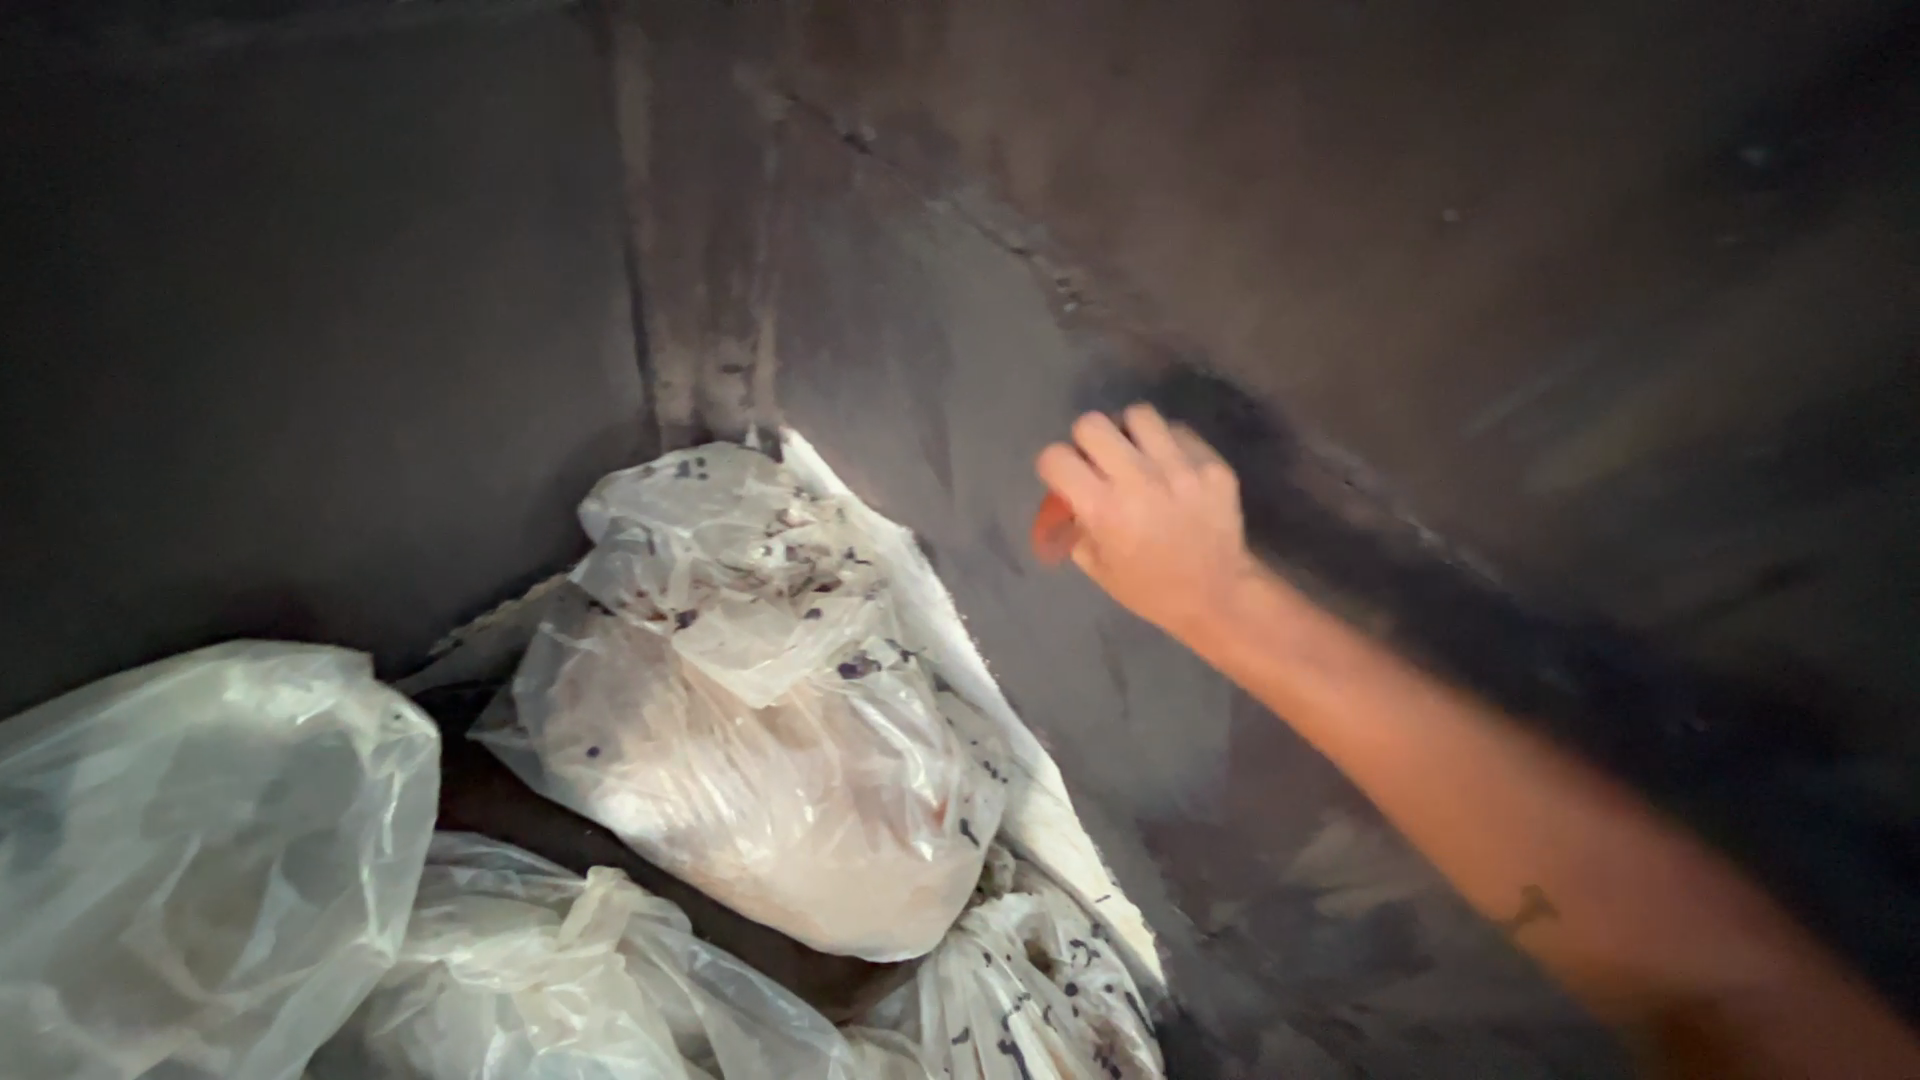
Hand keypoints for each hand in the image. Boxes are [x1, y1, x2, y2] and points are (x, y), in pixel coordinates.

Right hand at [1035, 404, 1258, 640]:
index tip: (1064, 477)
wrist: (1216, 594)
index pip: (1055, 457)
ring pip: (1138, 415)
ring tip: (1136, 454)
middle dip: (1086, 441)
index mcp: (1102, 509)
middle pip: (1092, 424)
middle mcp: (1138, 480)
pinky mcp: (1210, 464)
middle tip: (1098, 461)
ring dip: (1129, 433)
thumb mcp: (1095, 565)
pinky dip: (1166, 443)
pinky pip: (1177, 431)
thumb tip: (1068, 496)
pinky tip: (1169, 467)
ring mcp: (1179, 468)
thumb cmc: (1148, 588)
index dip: (1053, 465)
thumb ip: (1076, 524)